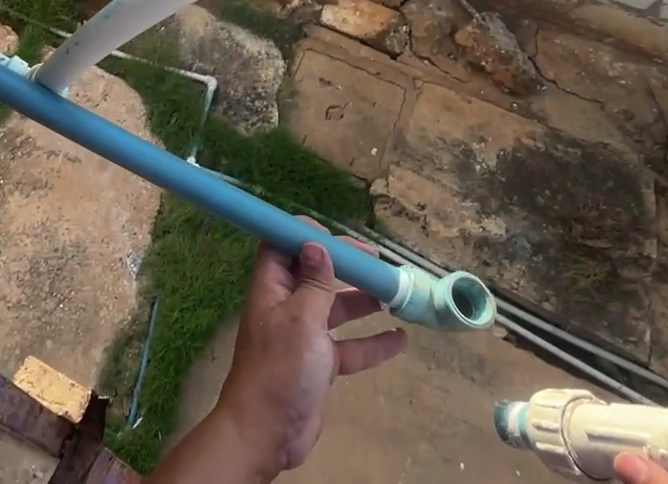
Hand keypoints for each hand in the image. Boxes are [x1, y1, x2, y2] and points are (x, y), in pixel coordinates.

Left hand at [215, 230, 408, 474]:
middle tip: (377, 261)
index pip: (281, 246)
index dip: (305, 235)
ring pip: (335, 308)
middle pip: (314, 274)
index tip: (336, 236)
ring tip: (393, 291)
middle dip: (343, 264)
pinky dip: (372, 342)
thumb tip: (317, 243)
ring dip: (361, 299)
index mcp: (272, 287)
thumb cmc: (280, 367)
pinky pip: (349, 346)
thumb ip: (314, 283)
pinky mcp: (319, 363)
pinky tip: (401, 338)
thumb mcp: (301, 320)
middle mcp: (286, 305)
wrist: (267, 431)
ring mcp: (303, 335)